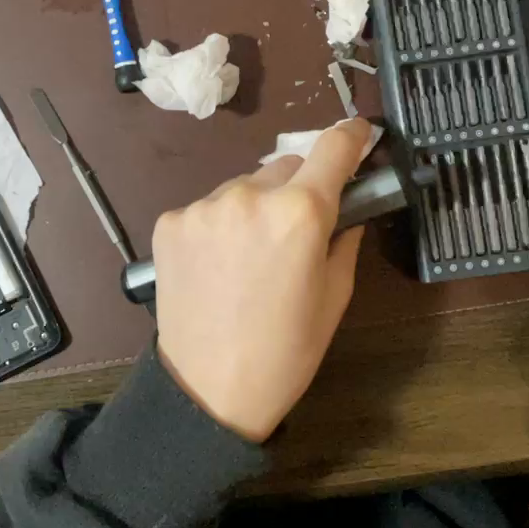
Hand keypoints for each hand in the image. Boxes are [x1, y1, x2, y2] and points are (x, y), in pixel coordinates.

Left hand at [152, 119, 373, 441]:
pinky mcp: (170, 221)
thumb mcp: (334, 296)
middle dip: (297, 189)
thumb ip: (344, 238)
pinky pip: (207, 209)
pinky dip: (217, 226)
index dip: (352, 137)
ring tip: (247, 257)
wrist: (208, 391)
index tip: (358, 137)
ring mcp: (203, 206)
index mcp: (300, 212)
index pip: (333, 146)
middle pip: (286, 166)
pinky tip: (215, 265)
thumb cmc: (286, 352)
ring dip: (254, 206)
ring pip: (243, 186)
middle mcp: (249, 194)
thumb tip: (347, 207)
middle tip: (294, 232)